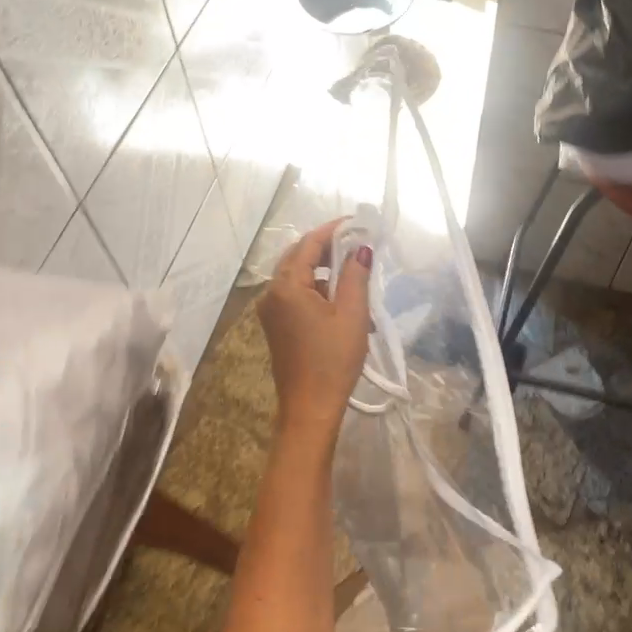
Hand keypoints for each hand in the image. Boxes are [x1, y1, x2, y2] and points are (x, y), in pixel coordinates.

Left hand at [257, 220, 372, 438]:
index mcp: (287, 286)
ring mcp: (271, 310)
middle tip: (358, 244)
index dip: (333, 230)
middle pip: (299, 257)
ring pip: (298, 277)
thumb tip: (361, 248)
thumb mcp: (352, 314)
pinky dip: (318, 290)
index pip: (309, 244)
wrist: (310, 408)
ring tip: (356, 273)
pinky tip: (342, 300)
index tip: (357, 223)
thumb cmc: (333, 360)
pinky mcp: (276, 326)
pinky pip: (295, 295)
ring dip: (325, 271)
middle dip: (328, 248)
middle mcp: (271, 293)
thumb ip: (355, 275)